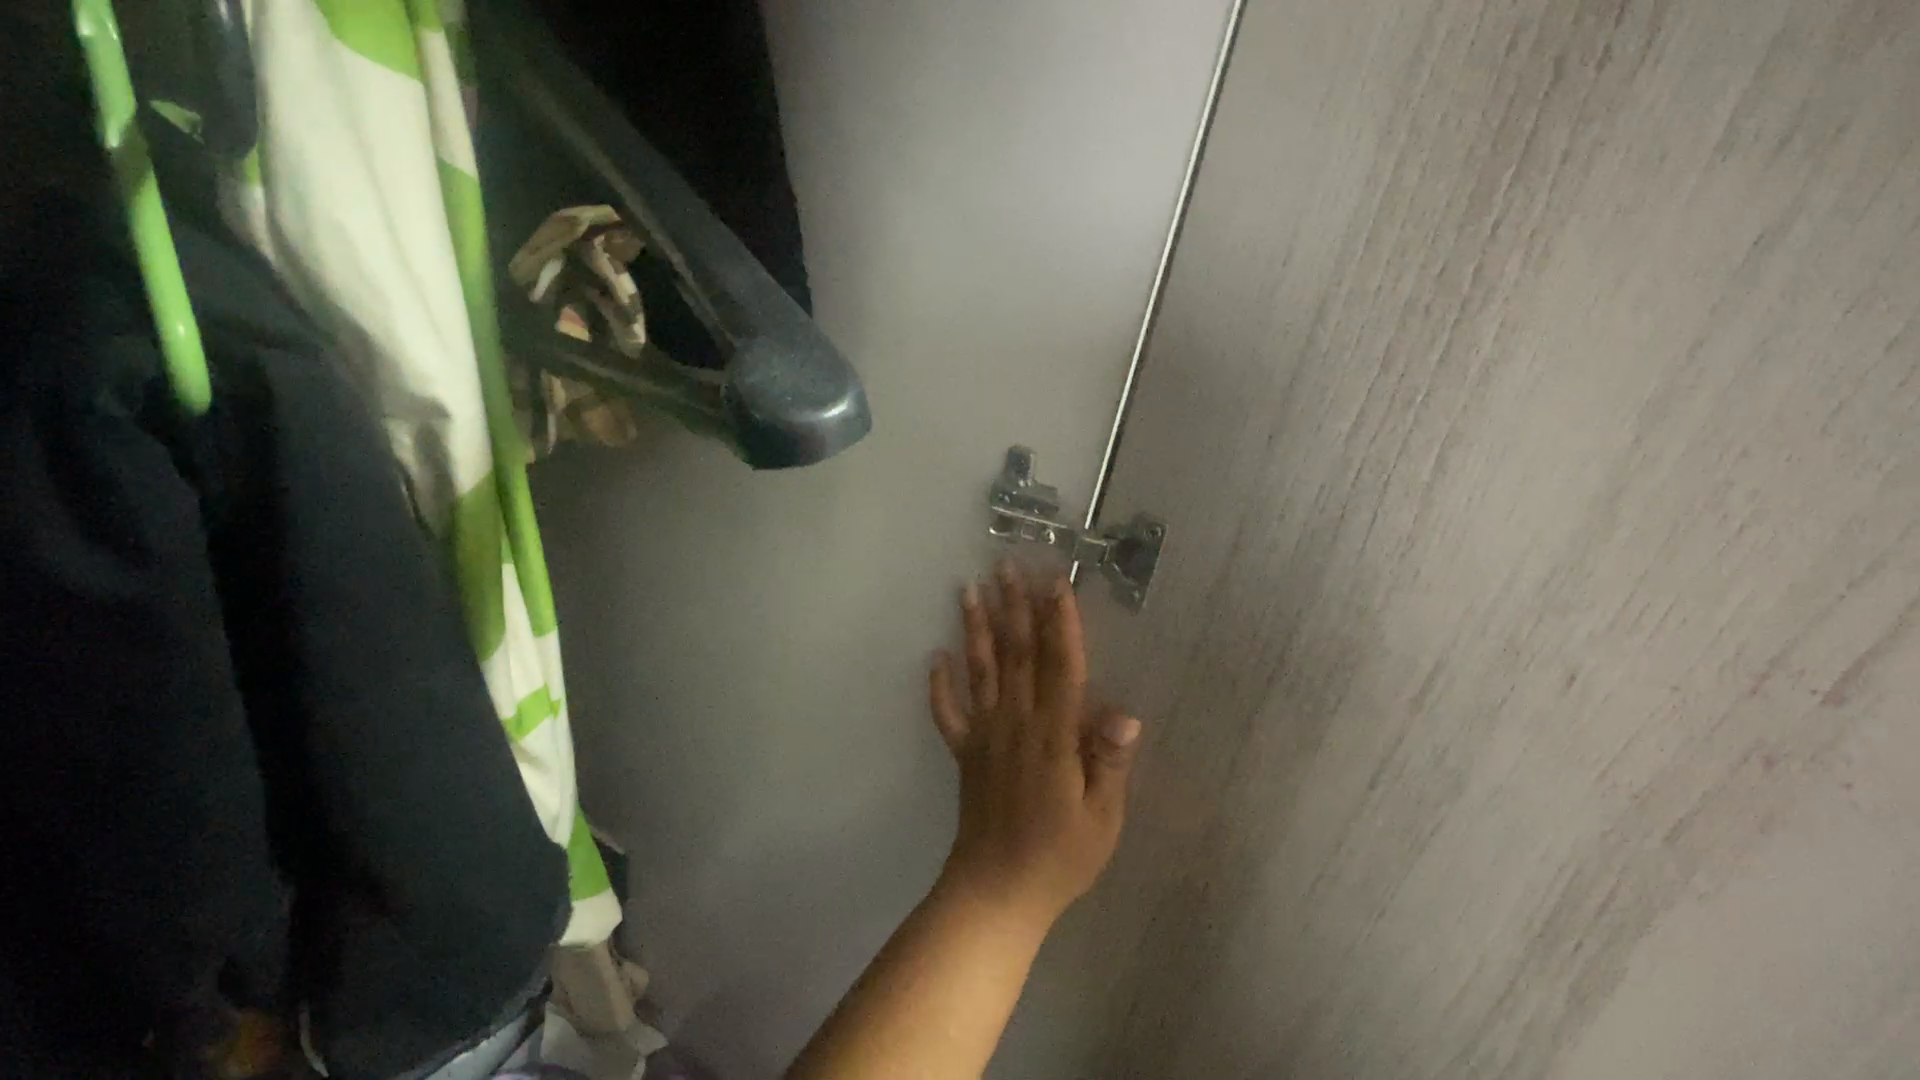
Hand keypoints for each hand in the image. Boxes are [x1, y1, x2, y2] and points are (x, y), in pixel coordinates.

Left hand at [928, 562, 1142, 929]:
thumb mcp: (1102, 816)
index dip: (1060, 622)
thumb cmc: (1060, 856)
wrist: (997, 891)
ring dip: (976, 628)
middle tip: (1007, 565)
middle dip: (1014, 607)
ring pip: (980, 671)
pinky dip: (939, 685)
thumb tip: (1126, 713)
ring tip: (969, 589)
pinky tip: (934, 657)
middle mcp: (1016, 724)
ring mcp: (985, 736)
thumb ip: (1109, 762)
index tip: (1056, 581)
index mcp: (1054, 735)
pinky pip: (948, 714)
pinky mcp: (965, 755)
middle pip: (1016, 655)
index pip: (1060, 666)